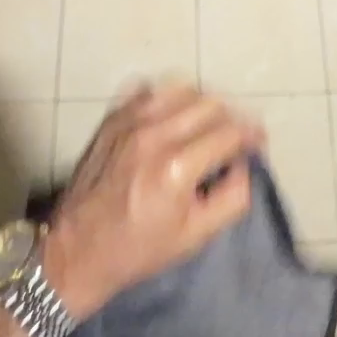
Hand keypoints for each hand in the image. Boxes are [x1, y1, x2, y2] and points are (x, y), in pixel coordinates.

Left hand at [40, 84, 264, 318]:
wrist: (77, 249)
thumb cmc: (139, 248)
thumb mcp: (196, 236)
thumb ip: (233, 196)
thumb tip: (244, 163)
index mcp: (177, 168)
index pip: (230, 132)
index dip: (252, 134)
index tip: (259, 142)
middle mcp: (155, 134)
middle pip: (211, 103)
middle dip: (231, 117)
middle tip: (235, 135)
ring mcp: (130, 120)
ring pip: (183, 88)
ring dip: (202, 103)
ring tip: (206, 123)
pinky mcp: (113, 117)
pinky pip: (150, 89)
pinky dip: (168, 97)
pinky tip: (172, 116)